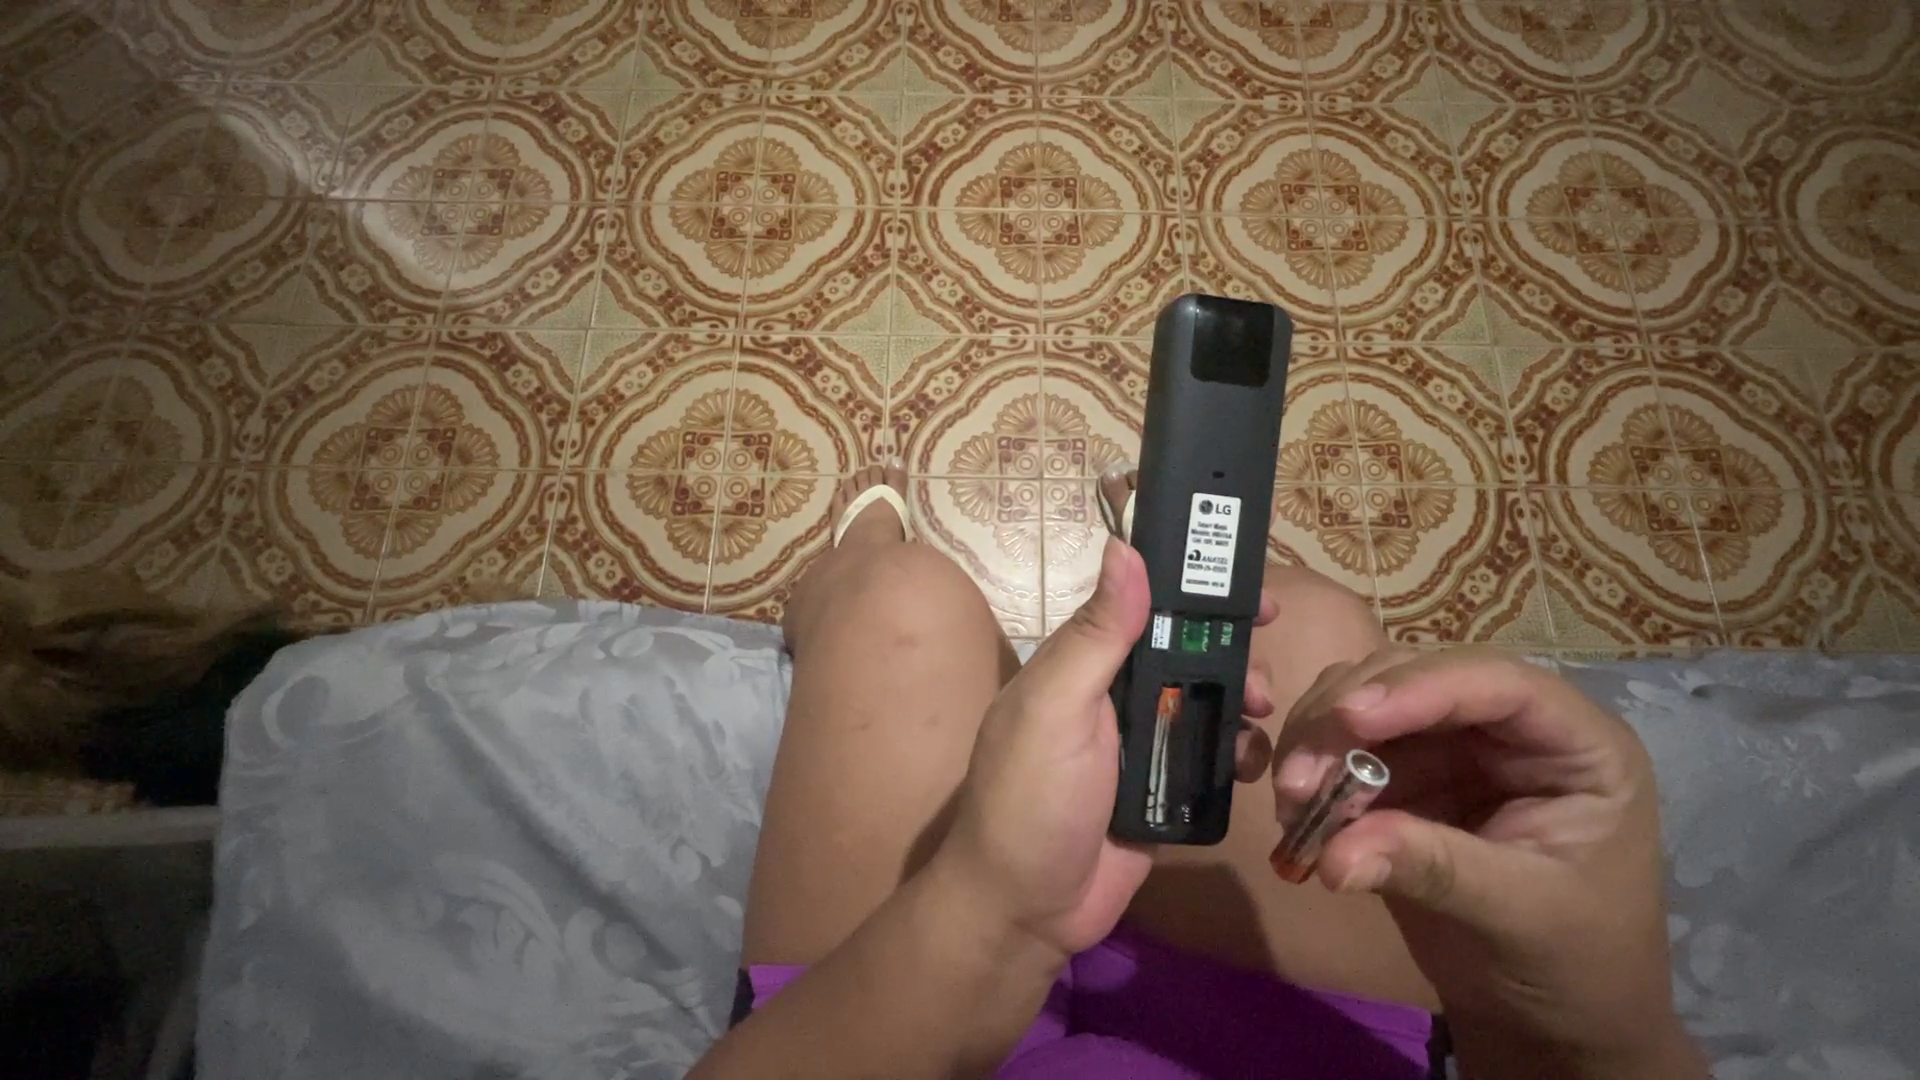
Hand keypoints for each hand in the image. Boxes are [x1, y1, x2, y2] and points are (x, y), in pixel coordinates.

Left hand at [937, 537, 1276, 959]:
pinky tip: (1251, 762)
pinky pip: (1210, 757)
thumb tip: (1125, 548)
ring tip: (1260, 712)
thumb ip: (1094, 634)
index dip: (1192, 590)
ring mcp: (1140, 744)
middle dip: (1229, 650)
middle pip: (1183, 654)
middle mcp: (1112, 696)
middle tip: (1265, 659)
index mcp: (1081, 665)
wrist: (1029, 908)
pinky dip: (1236, 752)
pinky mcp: (1163, 789)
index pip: (1141, 607)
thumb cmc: (1032, 796)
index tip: (1247, 588)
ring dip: (1240, 700)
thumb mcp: (1056, 707)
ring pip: (1204, 703)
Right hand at [1272, 647, 1702, 1075]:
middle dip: (1343, 718)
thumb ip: (1432, 869)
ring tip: (1291, 801)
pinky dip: (1308, 764)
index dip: (1418, 688)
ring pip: (1361, 696)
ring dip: (1315, 738)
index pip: (1493, 683)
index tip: (1349, 721)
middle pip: (1409, 676)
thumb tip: (1334, 855)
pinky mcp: (1398, 763)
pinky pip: (1338, 739)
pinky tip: (1295, 808)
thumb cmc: (1572, 960)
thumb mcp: (1518, 914)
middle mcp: (1502, 724)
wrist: (1547, 1008)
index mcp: (1572, 743)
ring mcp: (1445, 739)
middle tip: (1297, 780)